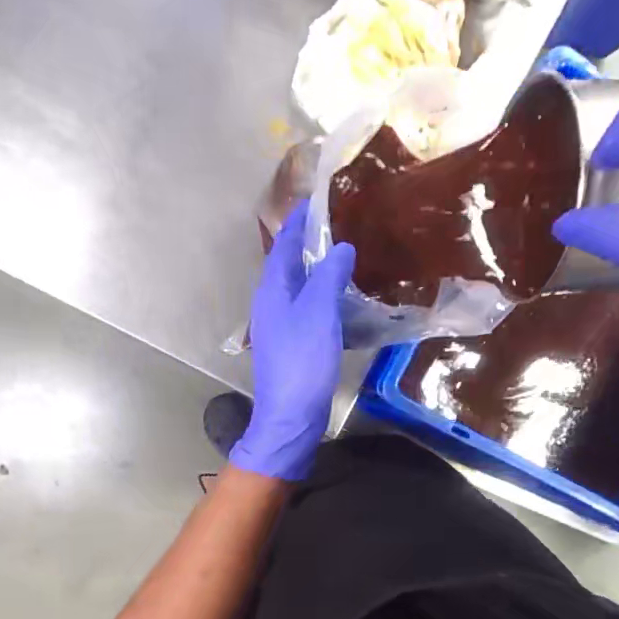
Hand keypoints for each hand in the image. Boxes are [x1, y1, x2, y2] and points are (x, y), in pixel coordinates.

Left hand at [229, 203, 356, 479]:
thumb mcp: (318, 314)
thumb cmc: (302, 364)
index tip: (315, 200)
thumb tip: (341, 247)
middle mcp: (272, 306)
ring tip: (346, 258)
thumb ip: (328, 278)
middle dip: (309, 245)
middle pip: (289, 266)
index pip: (283, 246)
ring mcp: (282, 329)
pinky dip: (326, 300)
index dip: (297, 223)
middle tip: (337, 225)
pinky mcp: (295, 348)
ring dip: (319, 273)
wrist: (290, 418)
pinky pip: (310, 312)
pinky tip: (345, 303)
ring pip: (300, 290)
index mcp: (273, 292)